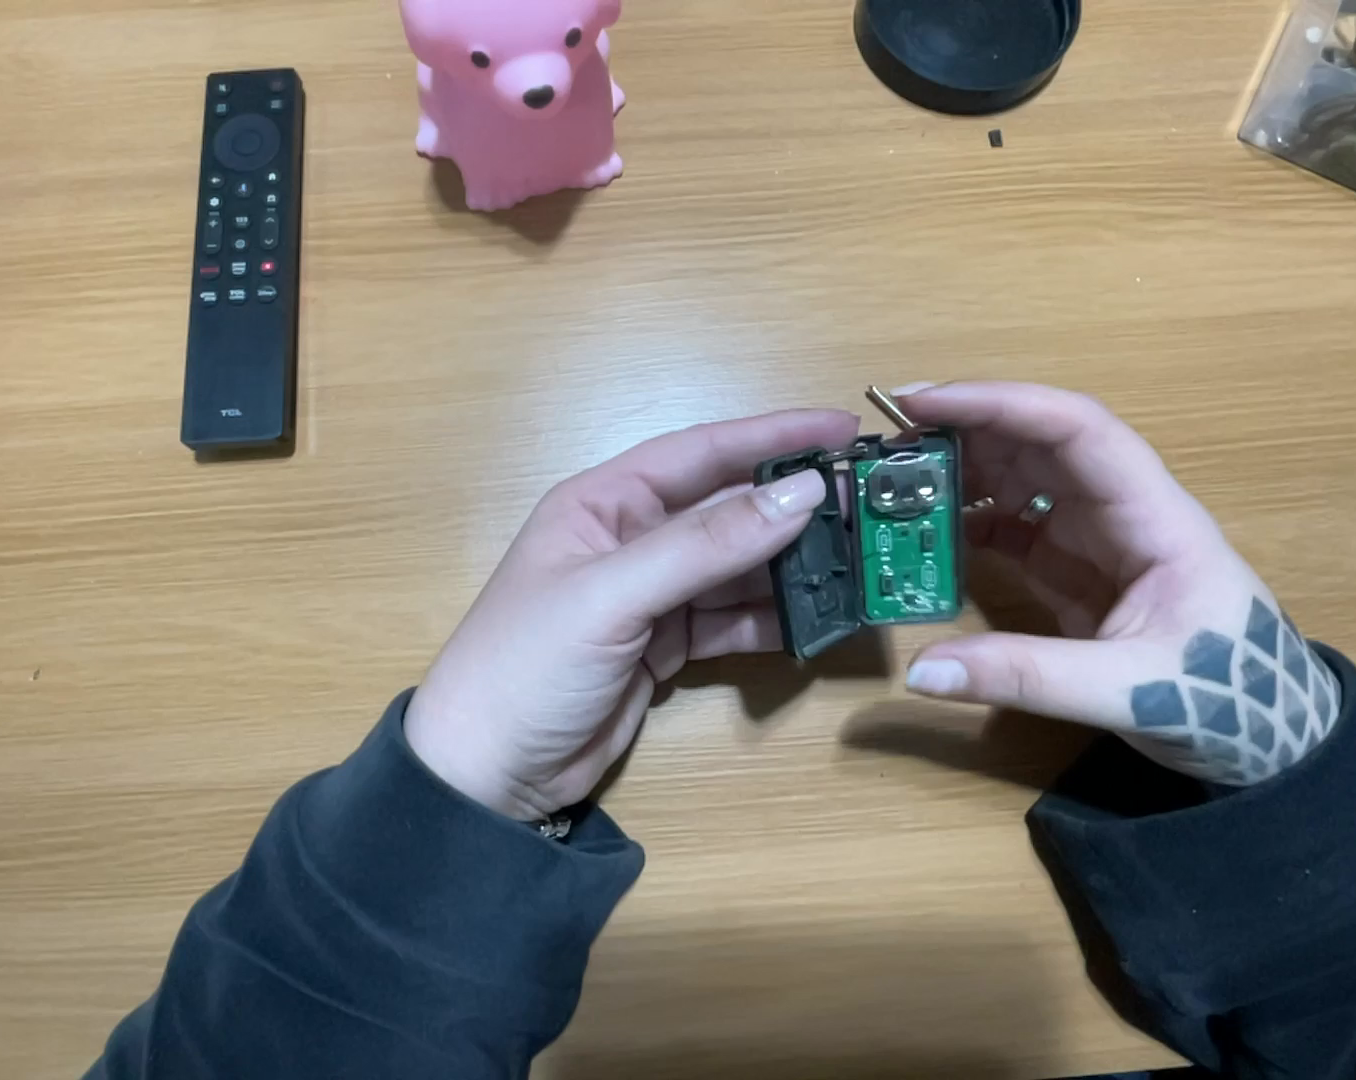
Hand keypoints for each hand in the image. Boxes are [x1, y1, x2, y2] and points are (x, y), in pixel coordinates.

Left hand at [404, 410, 860, 819]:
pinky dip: (770, 620)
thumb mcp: (611, 597)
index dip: (771, 436)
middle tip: (869, 507)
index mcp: (602, 503)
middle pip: (725, 510)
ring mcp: (649, 595)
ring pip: (734, 568)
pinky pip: (729, 621)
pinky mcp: (664, 646)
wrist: (486, 774)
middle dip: (792, 508)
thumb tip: (802, 494)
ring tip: (858, 564)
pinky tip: (815, 621)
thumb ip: (705, 545)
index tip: (843, 431)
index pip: (699, 452)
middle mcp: (629, 539)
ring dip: (790, 567)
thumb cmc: (528, 665)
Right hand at [893, 382, 1339, 785]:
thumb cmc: (1224, 700)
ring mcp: (1089, 535)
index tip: (922, 405)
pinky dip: (962, 519)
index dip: (999, 405)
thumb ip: (1025, 677)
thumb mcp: (1128, 691)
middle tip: (886, 441)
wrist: (1264, 739)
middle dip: (963, 429)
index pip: (1075, 428)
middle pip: (1036, 440)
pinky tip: (924, 534)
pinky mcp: (1066, 565)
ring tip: (892, 483)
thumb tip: (919, 671)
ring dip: (957, 470)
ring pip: (1017, 476)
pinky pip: (1006, 522)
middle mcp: (1115, 508)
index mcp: (1151, 515)